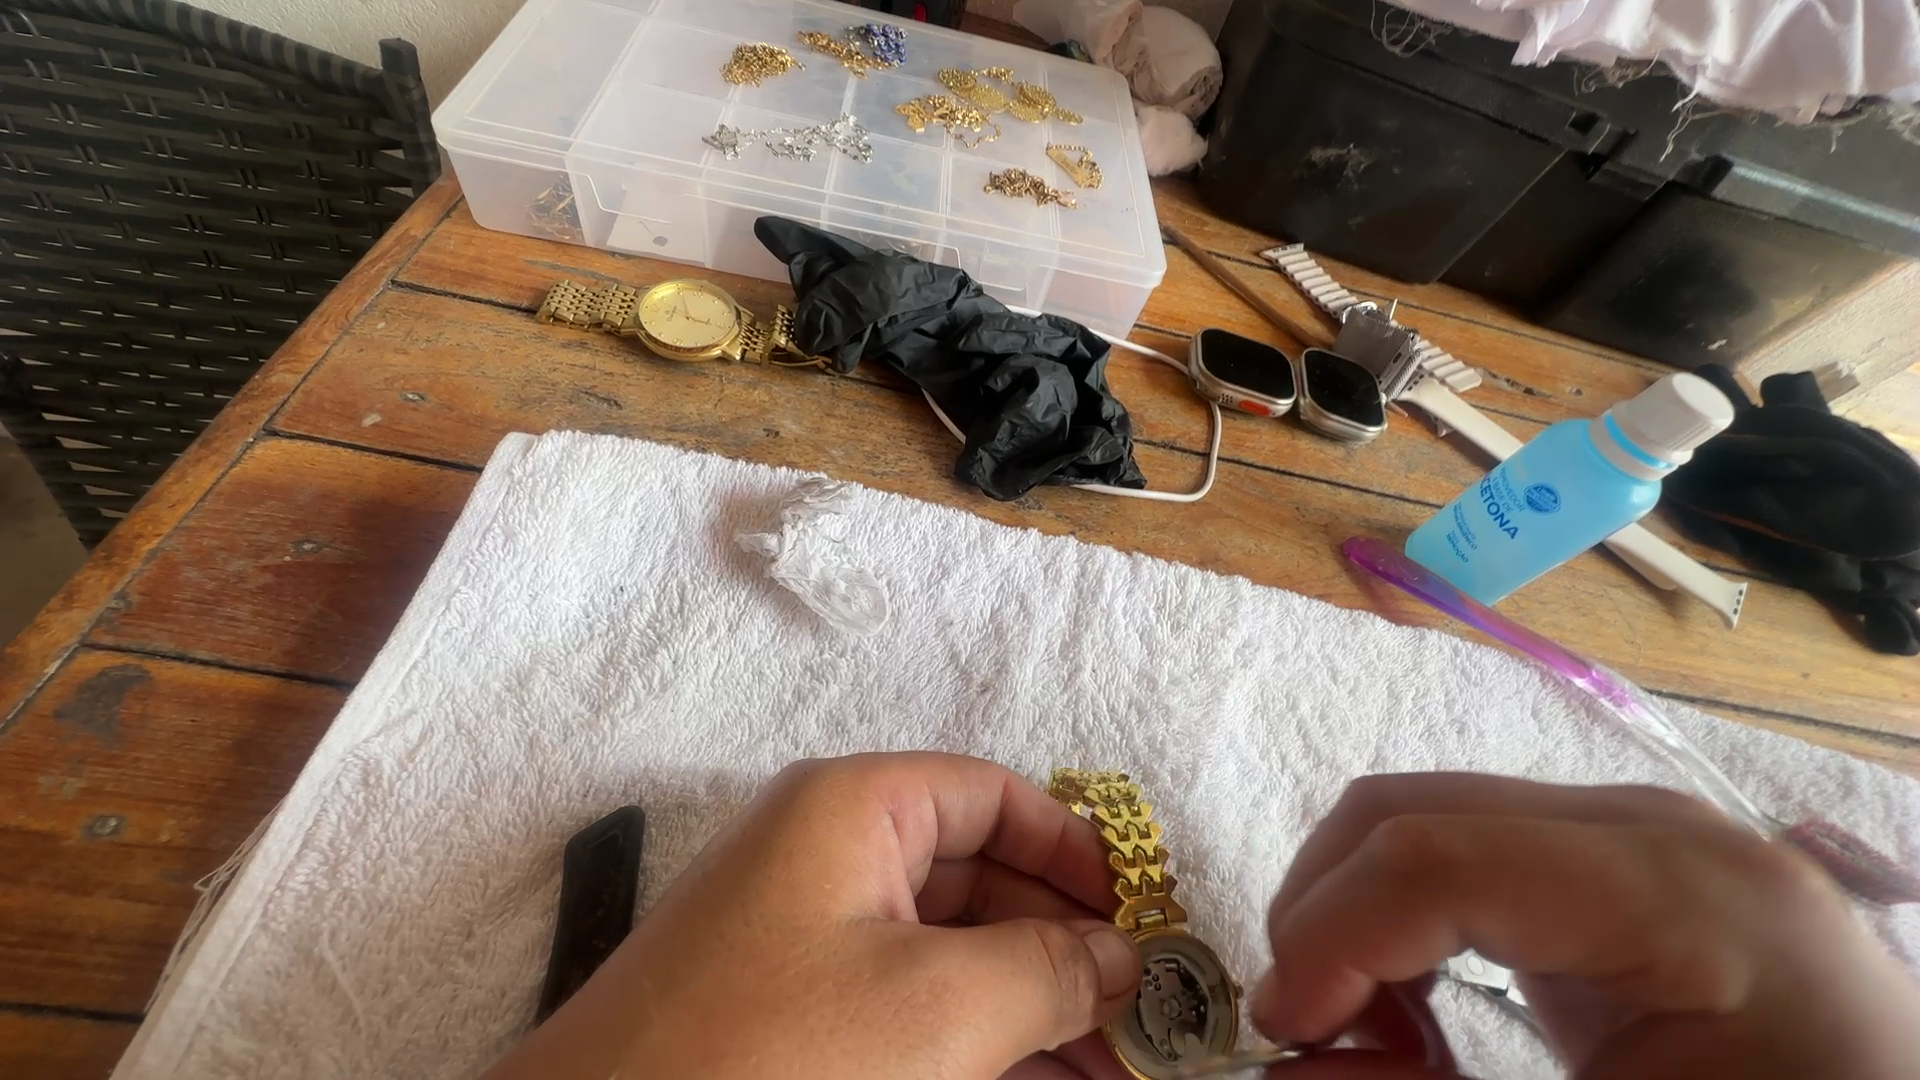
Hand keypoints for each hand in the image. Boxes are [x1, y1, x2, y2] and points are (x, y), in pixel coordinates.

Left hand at [485, 753, 1140, 1079]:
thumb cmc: (774, 1058)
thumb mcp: (934, 1007)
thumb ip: (1042, 969)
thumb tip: (1117, 954)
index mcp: (857, 806)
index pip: (991, 795)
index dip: (1071, 847)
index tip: (1135, 914)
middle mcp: (834, 846)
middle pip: (977, 869)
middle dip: (1059, 939)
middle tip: (1134, 1012)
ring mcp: (813, 924)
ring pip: (949, 940)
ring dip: (1026, 994)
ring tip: (1106, 1061)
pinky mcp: (799, 997)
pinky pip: (910, 992)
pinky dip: (975, 1028)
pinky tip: (1036, 1076)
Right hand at [1253, 774, 1919, 1078]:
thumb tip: (1285, 1073)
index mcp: (1679, 894)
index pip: (1440, 863)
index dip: (1332, 937)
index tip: (1283, 1031)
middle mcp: (1635, 821)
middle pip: (1402, 813)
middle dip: (1322, 916)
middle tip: (1309, 1028)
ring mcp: (1608, 820)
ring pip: (1405, 814)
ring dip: (1348, 909)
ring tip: (1362, 1018)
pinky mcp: (1583, 844)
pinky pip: (1440, 840)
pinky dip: (1390, 910)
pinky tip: (1409, 990)